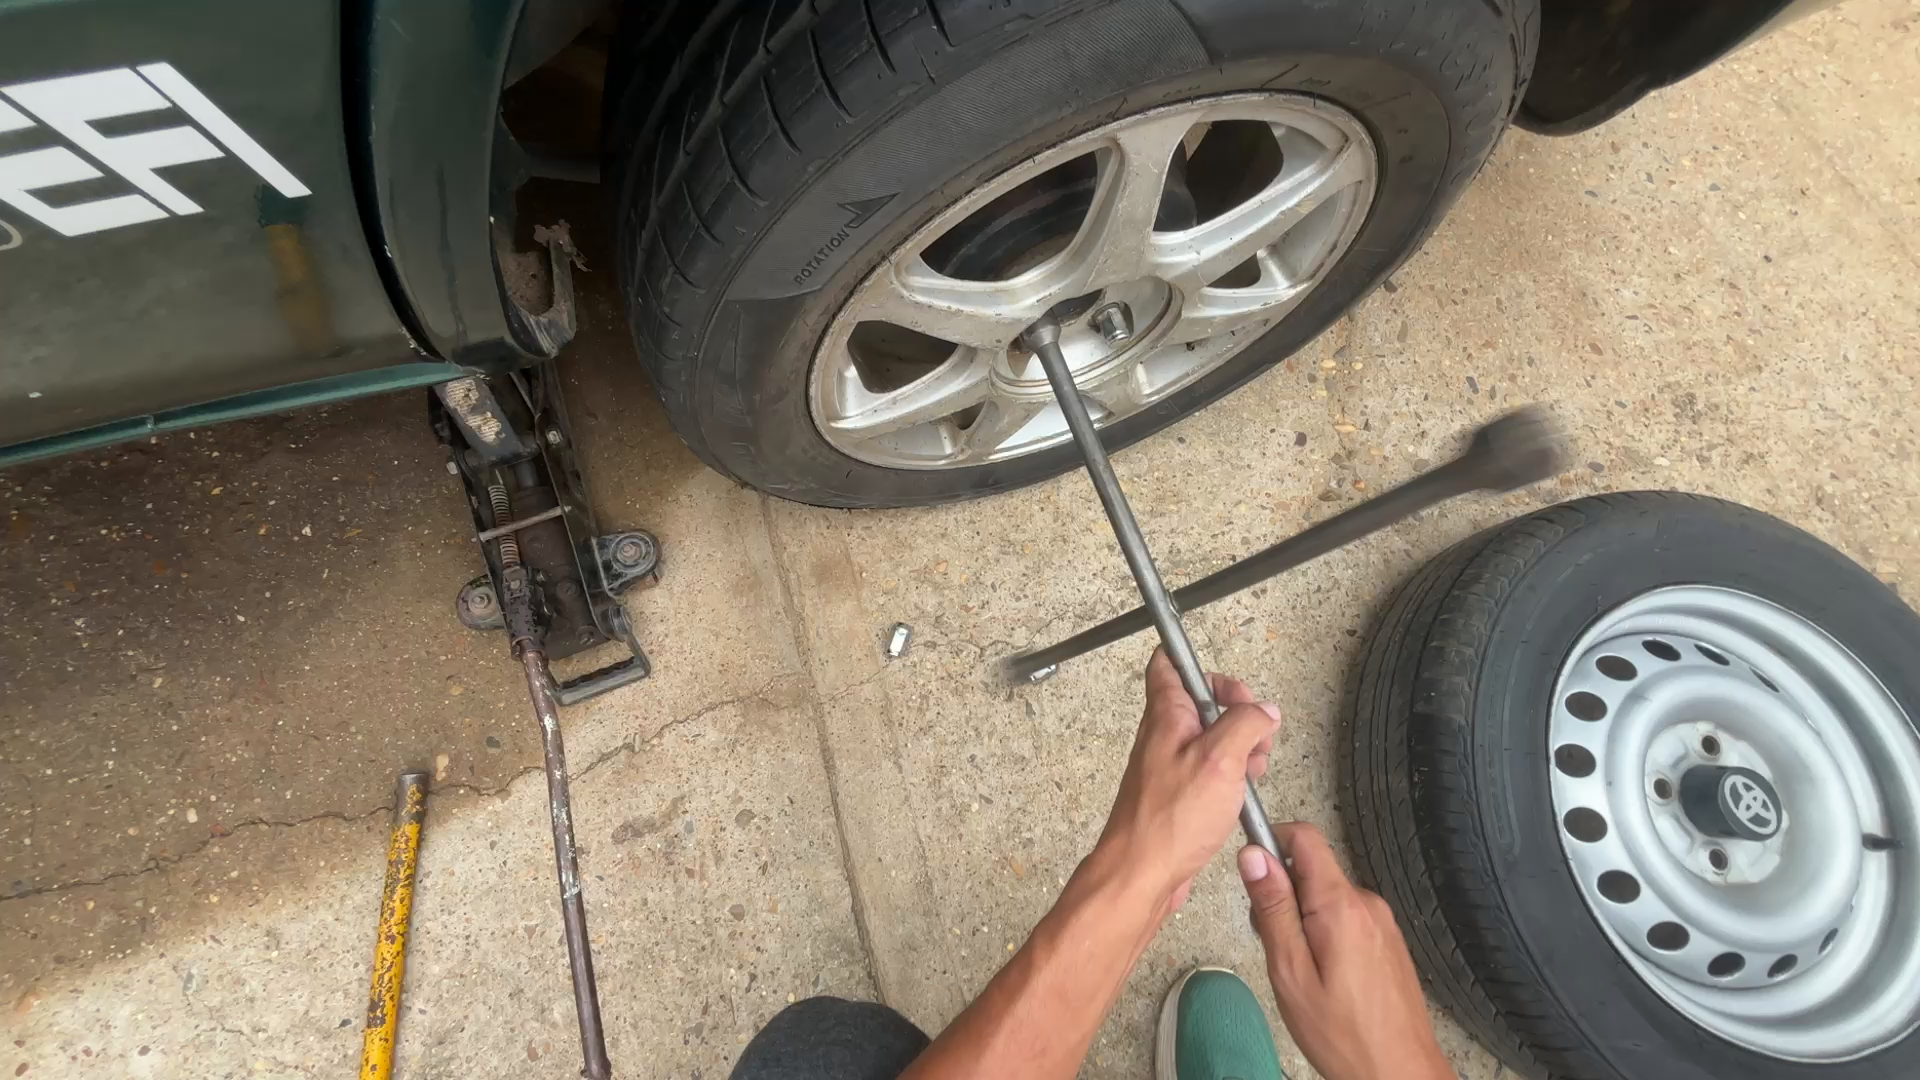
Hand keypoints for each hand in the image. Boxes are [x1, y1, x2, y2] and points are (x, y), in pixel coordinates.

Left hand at [1095, 649, 1279, 914]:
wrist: (1144, 869)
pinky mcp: (1177, 789)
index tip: (1235, 689)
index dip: (1200, 664)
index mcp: (1166, 713)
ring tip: (1254, 767)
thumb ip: (1244, 724)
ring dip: (1239, 745)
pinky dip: (1230, 773)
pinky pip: (1208, 767)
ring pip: (1209, 736)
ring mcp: (1169, 761)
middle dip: (1237, 711)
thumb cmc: (1172, 816)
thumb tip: (1264, 709)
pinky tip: (1242, 792)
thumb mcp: (1221, 758)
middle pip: (1200, 700)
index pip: (1168, 663)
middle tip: (1258, 733)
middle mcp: (1164, 732)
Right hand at [1238, 824, 1452, 1079]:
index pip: (1304, 836)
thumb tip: (1252, 854)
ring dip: (1303, 917)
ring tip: (1301, 969)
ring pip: (1325, 895)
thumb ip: (1271, 908)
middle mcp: (1366, 902)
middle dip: (1282, 893)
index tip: (1253, 876)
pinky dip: (1325, 932)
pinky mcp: (1389, 942)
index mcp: (1340, 904)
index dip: (1271, 840)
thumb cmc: (1341, 1033)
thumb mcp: (1290, 970)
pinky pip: (1345, 916)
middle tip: (1275, 944)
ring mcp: (1382, 922)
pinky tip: (1325, 976)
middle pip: (1310, 868)